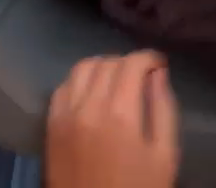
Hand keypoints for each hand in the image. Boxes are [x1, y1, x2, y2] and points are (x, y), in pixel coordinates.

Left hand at [46, 52, 178, 187]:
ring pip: (83, 67)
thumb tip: (158, 73)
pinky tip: (91, 93)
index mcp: (120, 114)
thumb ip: (163, 109)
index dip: (149, 58)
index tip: (159, 64)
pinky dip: (79, 81)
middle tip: (141, 77)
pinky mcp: (51, 127)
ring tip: (117, 81)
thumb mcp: (164, 157)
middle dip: (129, 63)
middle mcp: (89, 107)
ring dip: (103, 67)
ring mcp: (65, 116)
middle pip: (109, 63)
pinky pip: (63, 87)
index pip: (132, 63)